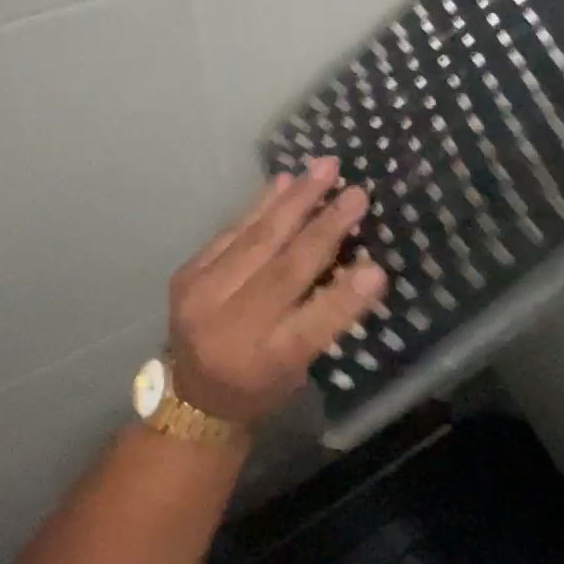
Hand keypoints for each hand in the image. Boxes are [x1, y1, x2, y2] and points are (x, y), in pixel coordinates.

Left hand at [164, 156, 385, 424]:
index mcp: (268, 362)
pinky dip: (261, 204)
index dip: (344, 298)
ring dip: (294, 201)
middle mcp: (231, 329)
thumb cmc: (263, 382)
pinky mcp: (186, 275)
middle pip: (283, 271)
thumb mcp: (302, 366)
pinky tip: (285, 182)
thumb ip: (325, 319)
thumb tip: (362, 264)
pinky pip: (232, 232)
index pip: (311, 326)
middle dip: (324, 228)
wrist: (192, 395)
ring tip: (325, 168)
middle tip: (357, 194)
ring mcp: (202, 298)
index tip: (377, 268)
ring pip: (255, 240)